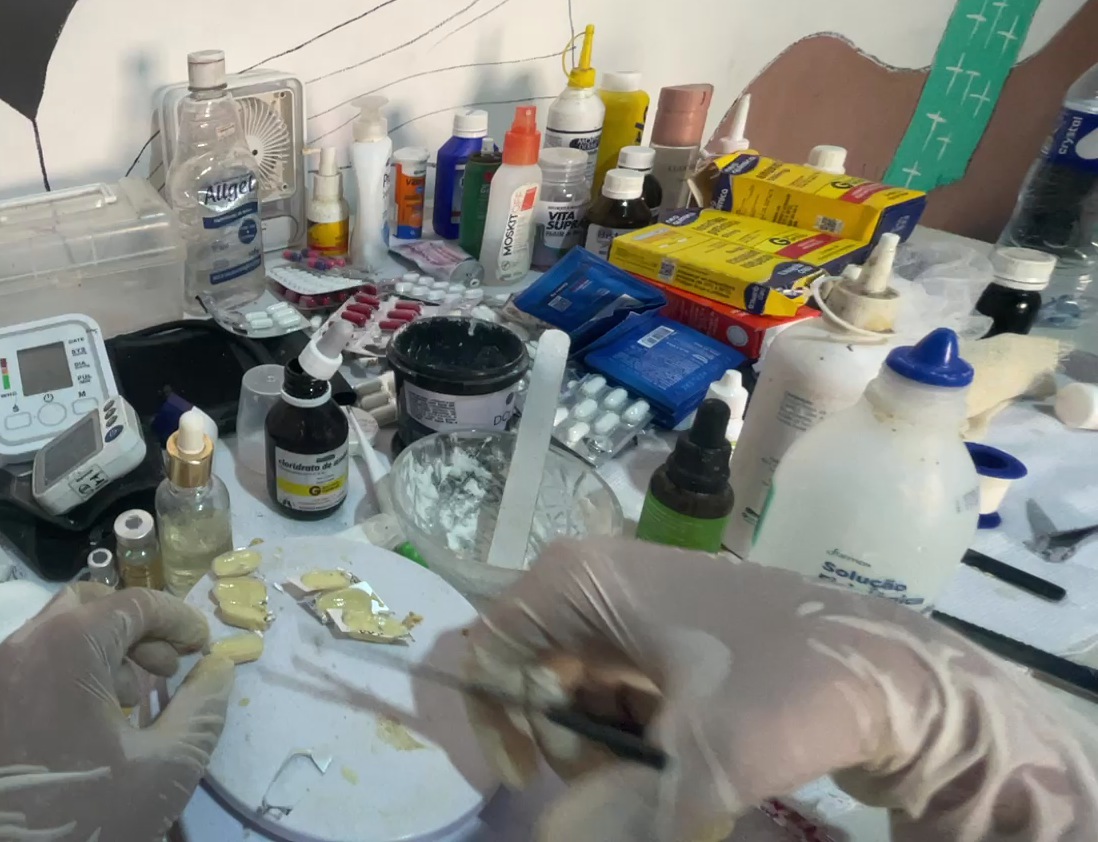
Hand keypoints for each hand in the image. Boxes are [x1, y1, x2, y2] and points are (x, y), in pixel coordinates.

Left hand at [0, 583, 233, 841]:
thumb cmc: (89, 816)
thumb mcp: (164, 769)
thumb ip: (201, 710)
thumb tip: (221, 668)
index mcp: (69, 644)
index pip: (134, 604)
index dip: (177, 617)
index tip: (204, 644)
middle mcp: (29, 641)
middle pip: (93, 603)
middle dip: (137, 625)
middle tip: (167, 667)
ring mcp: (2, 669)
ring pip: (62, 627)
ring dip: (106, 644)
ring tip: (134, 695)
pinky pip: (38, 656)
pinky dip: (74, 664)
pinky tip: (95, 715)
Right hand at [461, 537, 1097, 841]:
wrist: (904, 671)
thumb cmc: (790, 682)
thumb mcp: (710, 750)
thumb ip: (629, 804)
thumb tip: (560, 837)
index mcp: (571, 579)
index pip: (491, 644)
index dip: (493, 715)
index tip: (520, 781)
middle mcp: (581, 581)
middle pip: (526, 664)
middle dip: (553, 734)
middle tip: (604, 784)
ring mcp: (616, 602)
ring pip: (566, 679)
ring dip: (591, 736)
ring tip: (646, 775)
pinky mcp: (649, 629)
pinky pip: (606, 682)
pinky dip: (622, 727)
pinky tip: (665, 755)